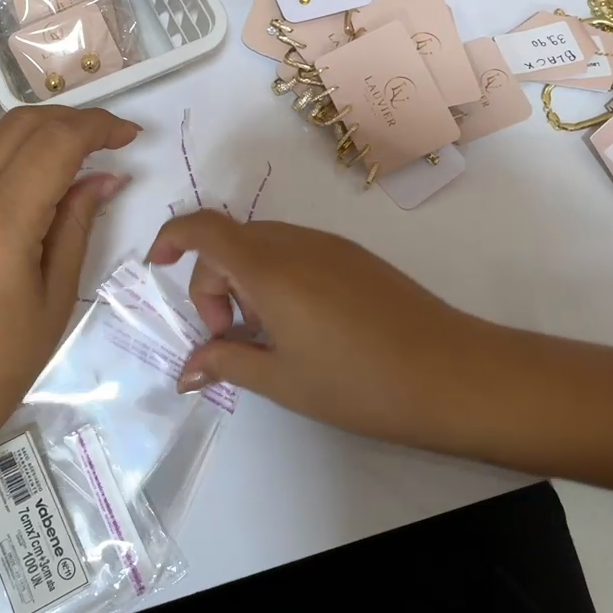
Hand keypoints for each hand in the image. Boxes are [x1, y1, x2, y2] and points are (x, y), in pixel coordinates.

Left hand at [0, 106, 138, 454]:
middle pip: (18, 124)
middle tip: (103, 141)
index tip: (128, 135)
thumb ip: (76, 226)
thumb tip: (102, 178)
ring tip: (63, 169)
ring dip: (29, 141)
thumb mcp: (53, 299)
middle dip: (68, 120)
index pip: (56, 140)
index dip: (99, 126)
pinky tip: (12, 202)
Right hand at [147, 210, 498, 450]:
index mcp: (267, 269)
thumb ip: (225, 362)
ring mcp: (327, 245)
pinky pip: (293, 252)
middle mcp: (293, 243)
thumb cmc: (359, 383)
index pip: (203, 228)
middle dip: (212, 284)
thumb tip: (185, 370)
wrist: (455, 376)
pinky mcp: (352, 256)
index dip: (171, 237)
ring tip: (270, 337)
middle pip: (229, 242)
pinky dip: (276, 278)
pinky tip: (303, 326)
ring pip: (262, 247)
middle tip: (232, 337)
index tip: (158, 266)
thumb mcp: (281, 379)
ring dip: (245, 282)